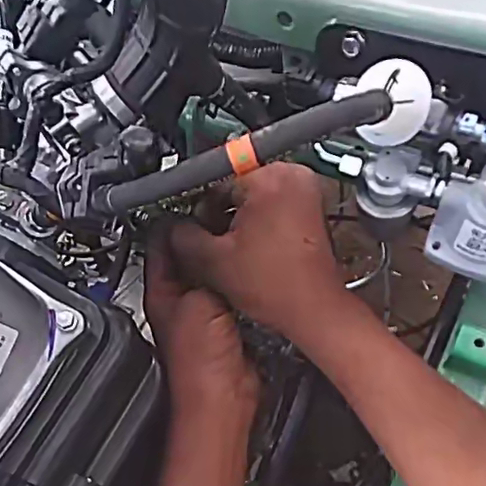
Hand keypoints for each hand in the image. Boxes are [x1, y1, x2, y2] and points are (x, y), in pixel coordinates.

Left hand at [144, 222, 258, 423]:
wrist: (226, 396)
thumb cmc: (200, 362)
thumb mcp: (198, 300)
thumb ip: (200, 267)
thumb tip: (203, 238)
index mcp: (161, 291)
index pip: (162, 242)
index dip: (176, 218)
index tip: (193, 199)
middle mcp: (181, 299)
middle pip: (193, 255)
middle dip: (208, 236)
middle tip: (225, 215)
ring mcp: (207, 311)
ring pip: (217, 272)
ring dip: (228, 259)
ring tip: (244, 238)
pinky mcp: (231, 323)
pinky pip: (238, 292)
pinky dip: (245, 281)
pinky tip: (255, 271)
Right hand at [166, 162, 359, 341]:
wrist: (313, 309)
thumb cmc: (279, 287)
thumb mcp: (214, 261)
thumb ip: (183, 236)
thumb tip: (171, 226)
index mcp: (270, 177)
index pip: (215, 176)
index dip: (195, 204)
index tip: (188, 221)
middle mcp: (293, 176)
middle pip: (236, 184)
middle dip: (218, 213)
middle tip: (210, 242)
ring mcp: (306, 191)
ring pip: (254, 196)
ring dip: (237, 219)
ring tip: (232, 250)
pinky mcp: (311, 209)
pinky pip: (273, 206)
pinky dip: (257, 224)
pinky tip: (249, 250)